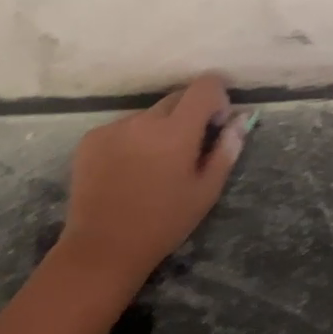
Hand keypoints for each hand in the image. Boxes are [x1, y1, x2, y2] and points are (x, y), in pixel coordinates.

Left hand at [55, 73, 250, 283]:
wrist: (103, 248)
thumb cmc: (163, 224)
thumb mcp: (205, 192)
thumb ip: (226, 150)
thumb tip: (240, 119)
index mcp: (177, 130)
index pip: (204, 86)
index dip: (216, 97)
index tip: (215, 124)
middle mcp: (145, 119)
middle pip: (176, 99)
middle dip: (187, 117)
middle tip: (185, 154)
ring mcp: (114, 126)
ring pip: (147, 116)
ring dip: (157, 131)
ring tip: (150, 170)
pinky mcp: (92, 138)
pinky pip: (121, 129)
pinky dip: (130, 142)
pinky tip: (125, 173)